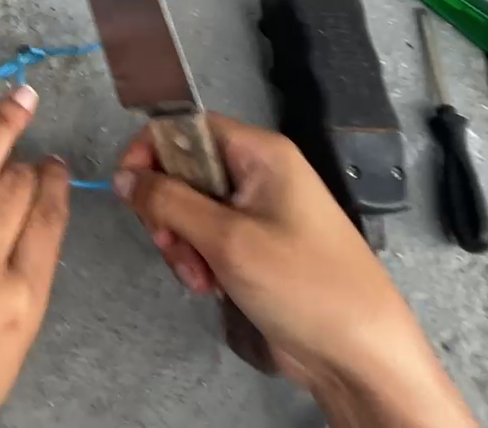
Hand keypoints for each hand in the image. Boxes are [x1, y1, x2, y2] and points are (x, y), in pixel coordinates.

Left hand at [0, 85, 68, 427]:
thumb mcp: (4, 354)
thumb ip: (18, 288)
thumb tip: (27, 224)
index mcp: (19, 307)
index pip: (48, 222)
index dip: (53, 185)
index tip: (54, 166)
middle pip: (13, 191)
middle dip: (27, 160)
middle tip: (34, 135)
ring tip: (17, 101)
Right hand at [115, 114, 475, 427]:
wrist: (364, 362)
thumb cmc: (305, 286)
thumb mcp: (228, 239)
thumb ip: (167, 201)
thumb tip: (122, 177)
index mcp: (259, 152)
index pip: (185, 126)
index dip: (151, 150)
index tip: (131, 190)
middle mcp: (256, 172)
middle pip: (181, 168)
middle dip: (166, 209)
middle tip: (171, 245)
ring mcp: (256, 210)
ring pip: (188, 205)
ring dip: (180, 241)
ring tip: (198, 277)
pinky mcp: (254, 244)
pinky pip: (205, 234)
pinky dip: (197, 258)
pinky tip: (210, 285)